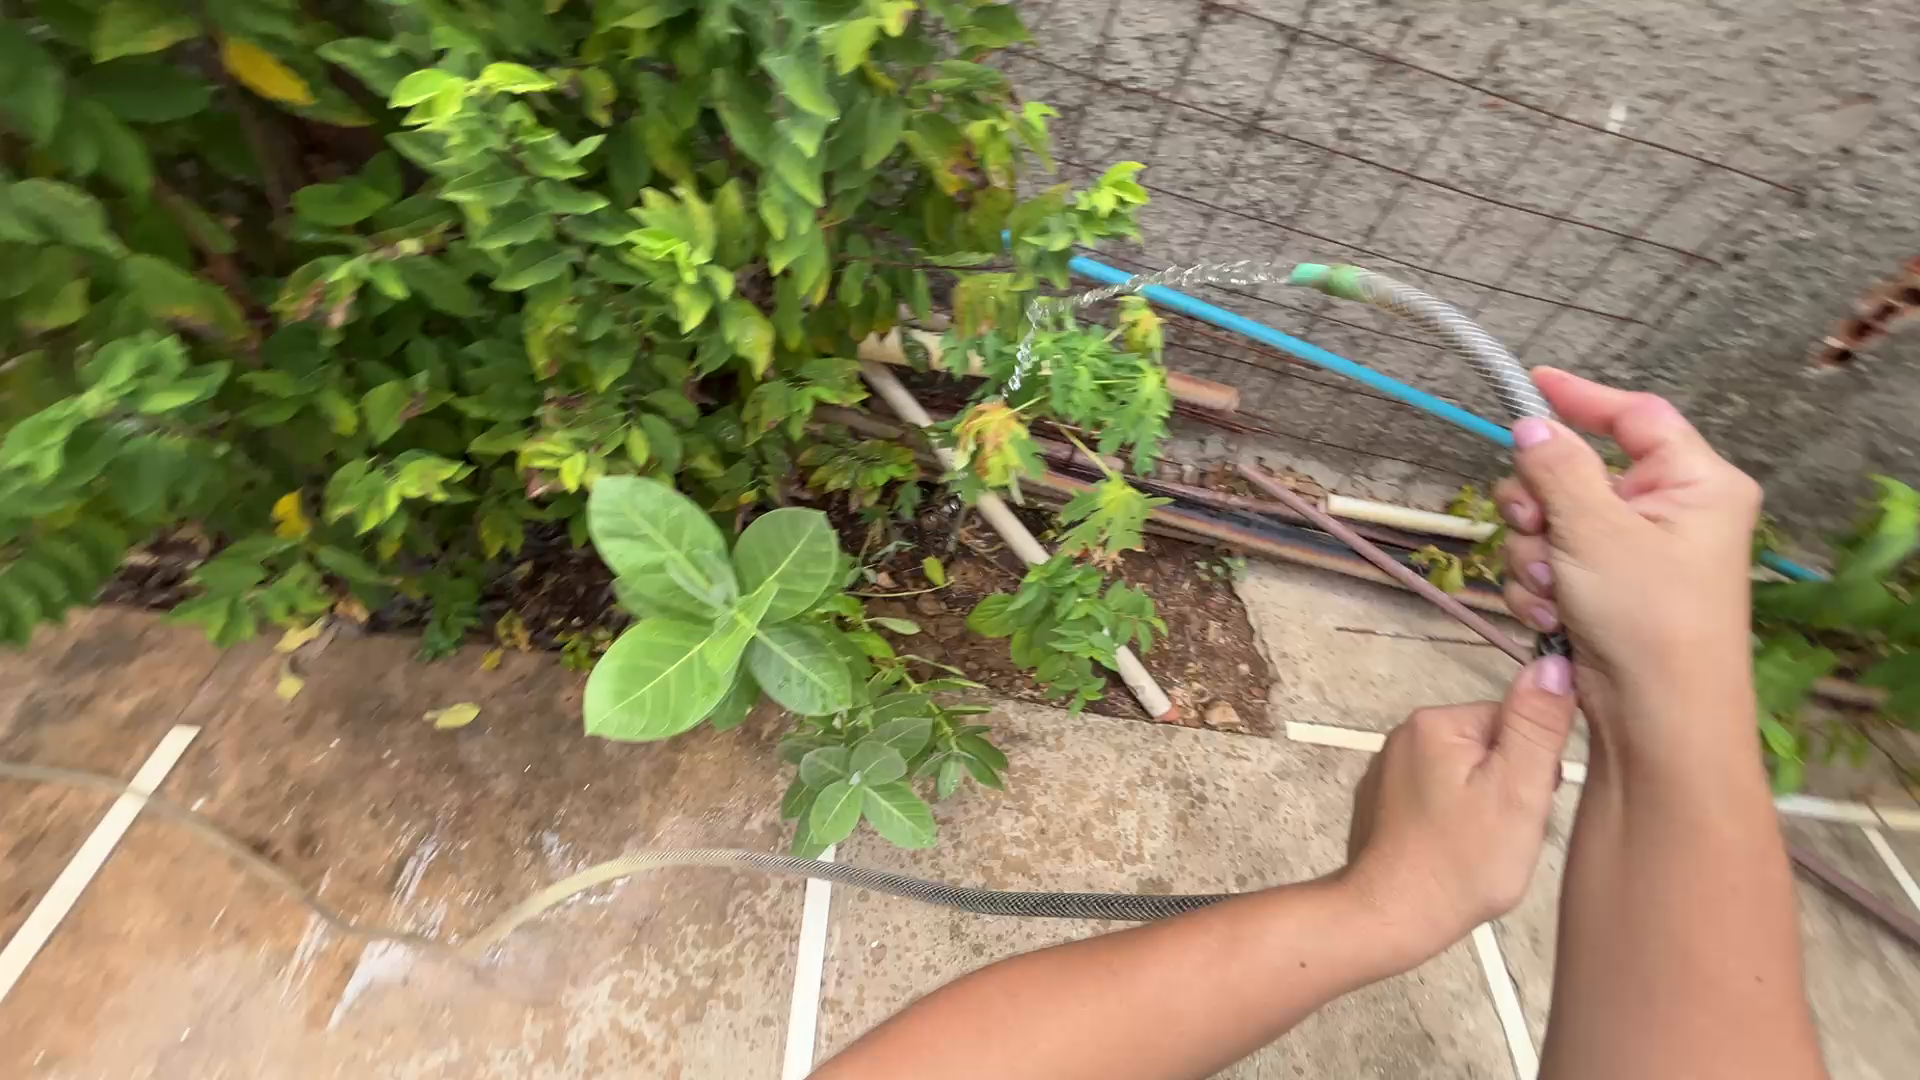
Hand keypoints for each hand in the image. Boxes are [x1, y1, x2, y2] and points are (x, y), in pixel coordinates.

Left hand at [1341, 656, 1577, 958]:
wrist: (1394, 908)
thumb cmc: (1463, 856)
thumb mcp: (1516, 789)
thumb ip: (1535, 726)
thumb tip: (1552, 662)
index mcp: (1434, 721)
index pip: (1512, 721)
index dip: (1534, 764)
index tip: (1528, 801)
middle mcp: (1405, 732)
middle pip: (1491, 745)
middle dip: (1511, 784)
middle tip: (1506, 827)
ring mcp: (1390, 764)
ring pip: (1469, 772)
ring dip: (1489, 802)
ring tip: (1483, 841)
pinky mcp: (1386, 795)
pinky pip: (1441, 792)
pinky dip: (1458, 815)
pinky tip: (1459, 846)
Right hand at [1493, 368, 1760, 753]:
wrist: (1652, 708)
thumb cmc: (1646, 612)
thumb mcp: (1596, 530)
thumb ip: (1557, 470)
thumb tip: (1528, 424)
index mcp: (1692, 484)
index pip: (1635, 417)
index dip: (1582, 397)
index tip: (1530, 382)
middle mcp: (1660, 510)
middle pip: (1569, 472)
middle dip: (1537, 507)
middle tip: (1536, 530)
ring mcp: (1624, 550)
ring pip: (1543, 522)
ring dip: (1531, 556)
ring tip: (1553, 591)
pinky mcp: (1594, 583)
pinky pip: (1542, 562)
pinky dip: (1535, 586)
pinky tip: (1552, 614)